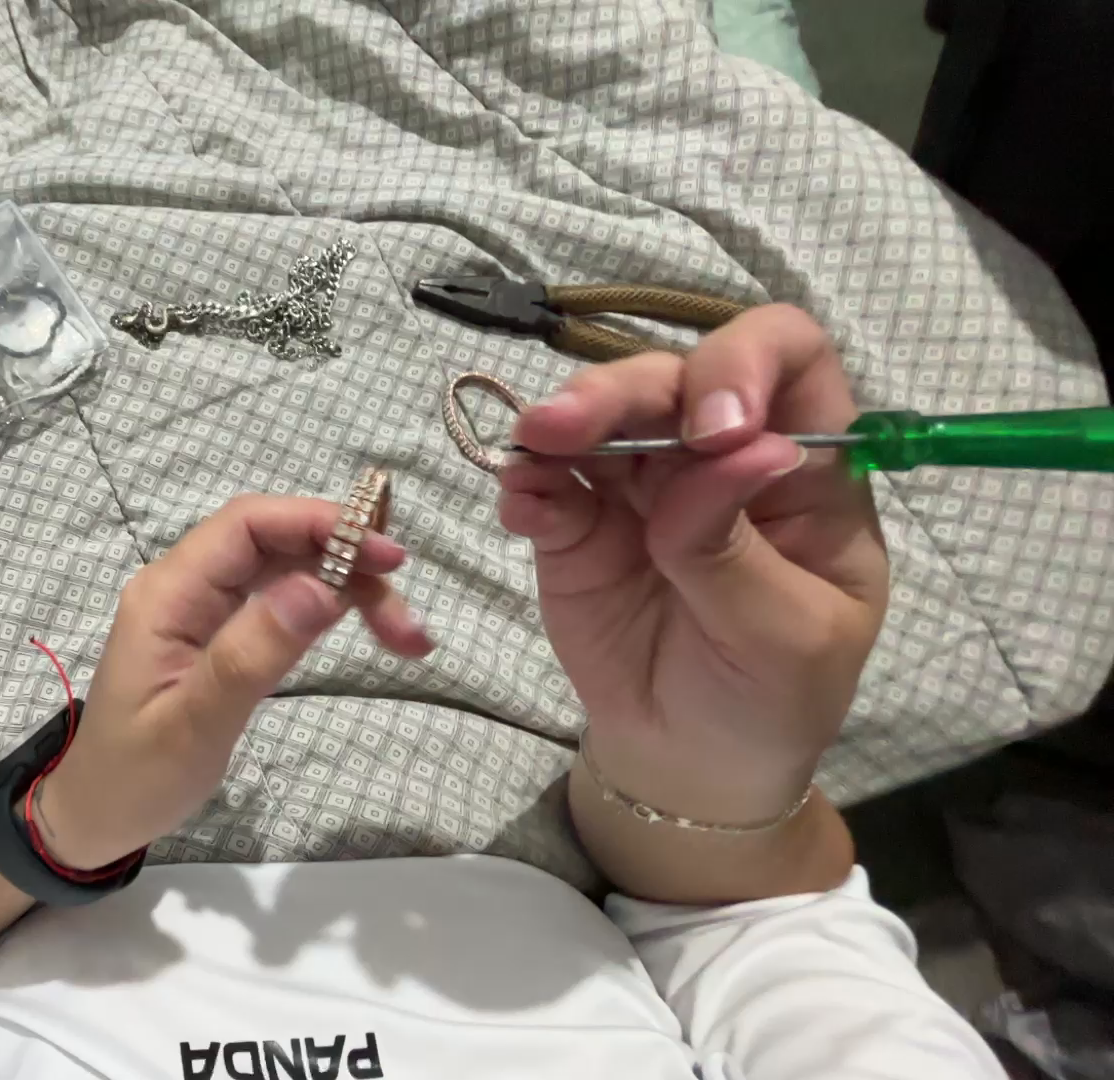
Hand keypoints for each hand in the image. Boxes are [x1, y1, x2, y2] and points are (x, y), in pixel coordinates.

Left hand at [33, 495, 436, 868]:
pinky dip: (328, 610)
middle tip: (407, 624)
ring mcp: (202, 608)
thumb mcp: (194, 725)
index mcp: (168, 594)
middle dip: (348, 563)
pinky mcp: (219, 632)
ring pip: (286, 569)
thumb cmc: (136, 775)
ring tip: (406, 638)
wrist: (97, 809)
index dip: (318, 523)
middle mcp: (185, 587)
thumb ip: (252, 654)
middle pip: (275, 542)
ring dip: (349, 589)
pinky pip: (280, 600)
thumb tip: (322, 587)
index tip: (385, 557)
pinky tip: (368, 630)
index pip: (246, 524)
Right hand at [499, 305, 888, 825]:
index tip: (710, 430)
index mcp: (798, 471)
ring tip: (528, 449)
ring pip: (593, 422)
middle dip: (615, 392)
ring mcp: (631, 493)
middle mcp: (708, 462)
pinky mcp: (570, 530)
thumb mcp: (785, 632)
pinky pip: (542, 488)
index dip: (744, 365)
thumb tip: (740, 448)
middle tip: (558, 425)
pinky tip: (519, 506)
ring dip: (555, 425)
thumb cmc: (767, 694)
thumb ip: (738, 544)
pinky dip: (523, 485)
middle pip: (665, 382)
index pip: (785, 364)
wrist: (682, 754)